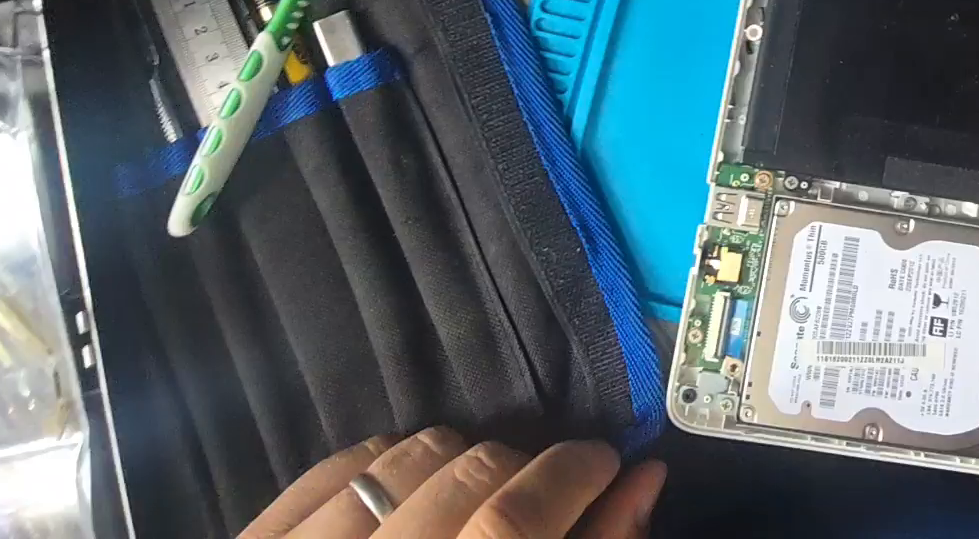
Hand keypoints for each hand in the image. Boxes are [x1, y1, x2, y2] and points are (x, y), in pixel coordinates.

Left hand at [240, 428, 665, 538]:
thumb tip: (644, 477)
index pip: (514, 520)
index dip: (576, 472)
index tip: (604, 464)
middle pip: (469, 475)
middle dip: (529, 466)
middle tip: (544, 495)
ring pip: (406, 459)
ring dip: (461, 462)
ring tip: (471, 500)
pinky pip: (334, 470)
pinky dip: (387, 461)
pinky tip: (409, 494)